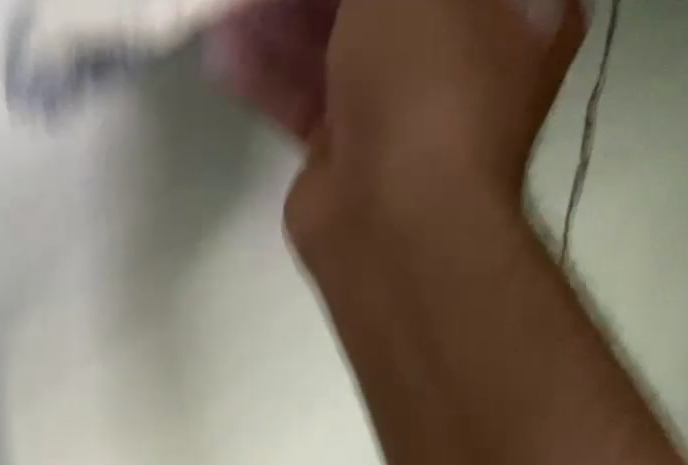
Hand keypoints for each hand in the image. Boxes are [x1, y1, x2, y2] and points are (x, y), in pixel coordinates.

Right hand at [207, 0, 584, 251]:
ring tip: (230, 1)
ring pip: (337, 41)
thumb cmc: (429, 76)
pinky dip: (268, 71)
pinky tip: (223, 50)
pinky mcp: (347, 147)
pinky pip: (305, 94)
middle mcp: (463, 47)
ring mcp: (400, 103)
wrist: (395, 219)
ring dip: (284, 16)